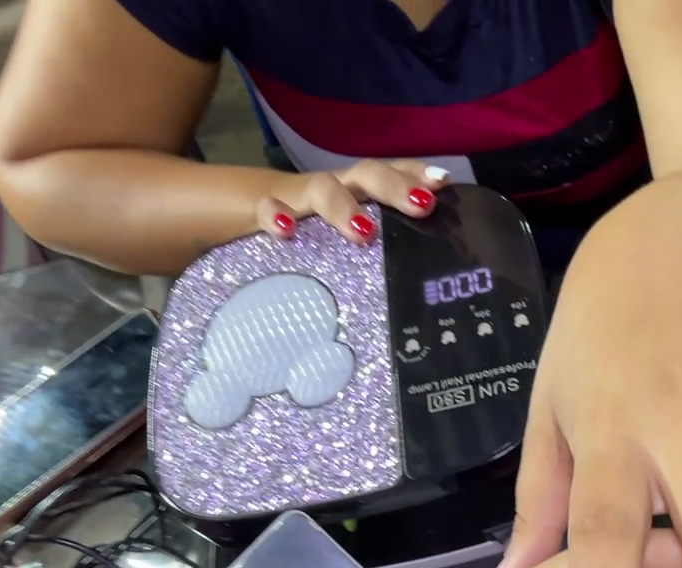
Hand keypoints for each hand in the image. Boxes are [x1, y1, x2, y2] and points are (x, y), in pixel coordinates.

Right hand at [253, 159, 448, 242]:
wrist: (239, 206)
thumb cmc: (310, 231)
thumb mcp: (348, 235)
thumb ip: (385, 244)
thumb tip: (429, 280)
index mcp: (359, 193)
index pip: (390, 174)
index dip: (415, 173)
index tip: (443, 181)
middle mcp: (336, 188)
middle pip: (366, 176)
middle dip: (395, 187)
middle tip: (422, 205)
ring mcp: (300, 198)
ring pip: (323, 189)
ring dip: (344, 207)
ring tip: (365, 231)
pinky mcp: (264, 212)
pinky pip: (269, 210)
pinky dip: (276, 216)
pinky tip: (285, 232)